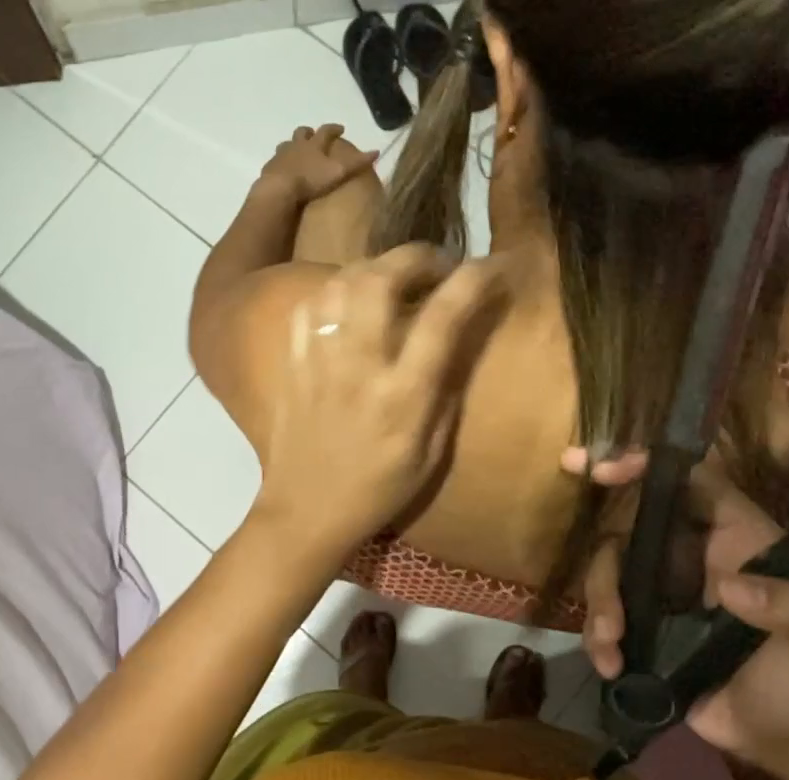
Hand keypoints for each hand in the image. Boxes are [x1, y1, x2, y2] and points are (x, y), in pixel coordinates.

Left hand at [253, 245, 506, 554]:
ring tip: (395, 280)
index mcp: (402, 396)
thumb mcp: (431, 455)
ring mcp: (319, 361)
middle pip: (383, 279)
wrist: (305, 513)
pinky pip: (309, 305)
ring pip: (342, 282)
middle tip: (438, 267)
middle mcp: (359, 367)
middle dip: (419, 257)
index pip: (444, 316)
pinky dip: (335, 290)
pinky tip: (351, 303)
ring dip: (375, 267)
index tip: (496, 265)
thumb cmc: (377, 492)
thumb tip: (465, 336)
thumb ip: (448, 391)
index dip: (476, 278)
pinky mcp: (292, 363)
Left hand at [254, 124, 379, 203]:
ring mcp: (280, 156)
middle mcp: (297, 145)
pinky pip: (274, 162)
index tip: (340, 128)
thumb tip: (377, 151)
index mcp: (314, 144)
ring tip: (295, 151)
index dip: (334, 128)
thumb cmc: (311, 179)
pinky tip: (281, 170)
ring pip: (286, 145)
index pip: (327, 130)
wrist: (279, 189)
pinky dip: (279, 163)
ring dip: (291, 146)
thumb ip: (357, 162)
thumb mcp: (338, 171)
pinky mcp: (269, 169)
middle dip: (309, 132)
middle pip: (302, 133)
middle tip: (313, 135)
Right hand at [563, 451, 788, 759]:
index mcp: (743, 544)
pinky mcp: (640, 631)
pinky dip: (596, 639)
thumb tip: (729, 585)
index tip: (609, 469)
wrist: (787, 745)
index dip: (654, 467)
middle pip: (634, 527)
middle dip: (606, 550)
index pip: (698, 486)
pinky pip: (602, 616)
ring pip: (610, 570)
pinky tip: (611, 666)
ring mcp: (663, 595)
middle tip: (600, 590)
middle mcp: (696, 560)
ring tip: (612, 645)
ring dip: (600, 603)